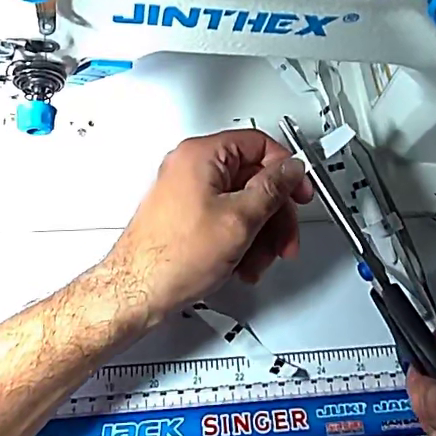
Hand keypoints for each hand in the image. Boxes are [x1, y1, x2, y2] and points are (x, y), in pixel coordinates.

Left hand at [97, 129, 314, 327]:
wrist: (137, 290)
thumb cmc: (172, 256)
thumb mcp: (239, 220)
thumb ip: (272, 190)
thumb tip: (291, 170)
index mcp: (201, 155)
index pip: (258, 144)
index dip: (285, 169)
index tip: (298, 192)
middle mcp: (190, 166)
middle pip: (252, 177)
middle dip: (274, 213)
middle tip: (284, 237)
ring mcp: (185, 190)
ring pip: (241, 201)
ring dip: (259, 232)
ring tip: (258, 259)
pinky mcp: (184, 214)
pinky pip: (224, 216)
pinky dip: (239, 238)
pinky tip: (241, 263)